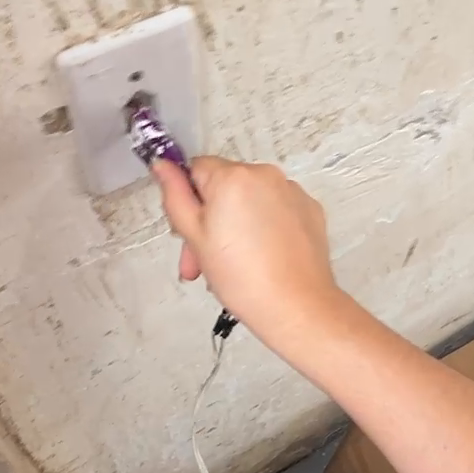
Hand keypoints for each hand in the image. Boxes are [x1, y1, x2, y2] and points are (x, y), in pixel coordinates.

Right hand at [154, 156, 343, 340]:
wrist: (295, 307)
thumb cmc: (245, 279)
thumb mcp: (196, 237)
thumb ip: (175, 195)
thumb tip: (163, 165)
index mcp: (233, 177)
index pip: (196, 169)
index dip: (188, 201)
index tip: (189, 232)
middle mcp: (265, 175)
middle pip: (225, 186)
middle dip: (211, 219)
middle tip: (204, 259)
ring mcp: (291, 192)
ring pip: (251, 200)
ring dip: (237, 225)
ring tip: (235, 264)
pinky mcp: (310, 210)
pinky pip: (277, 210)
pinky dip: (266, 228)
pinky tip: (262, 258)